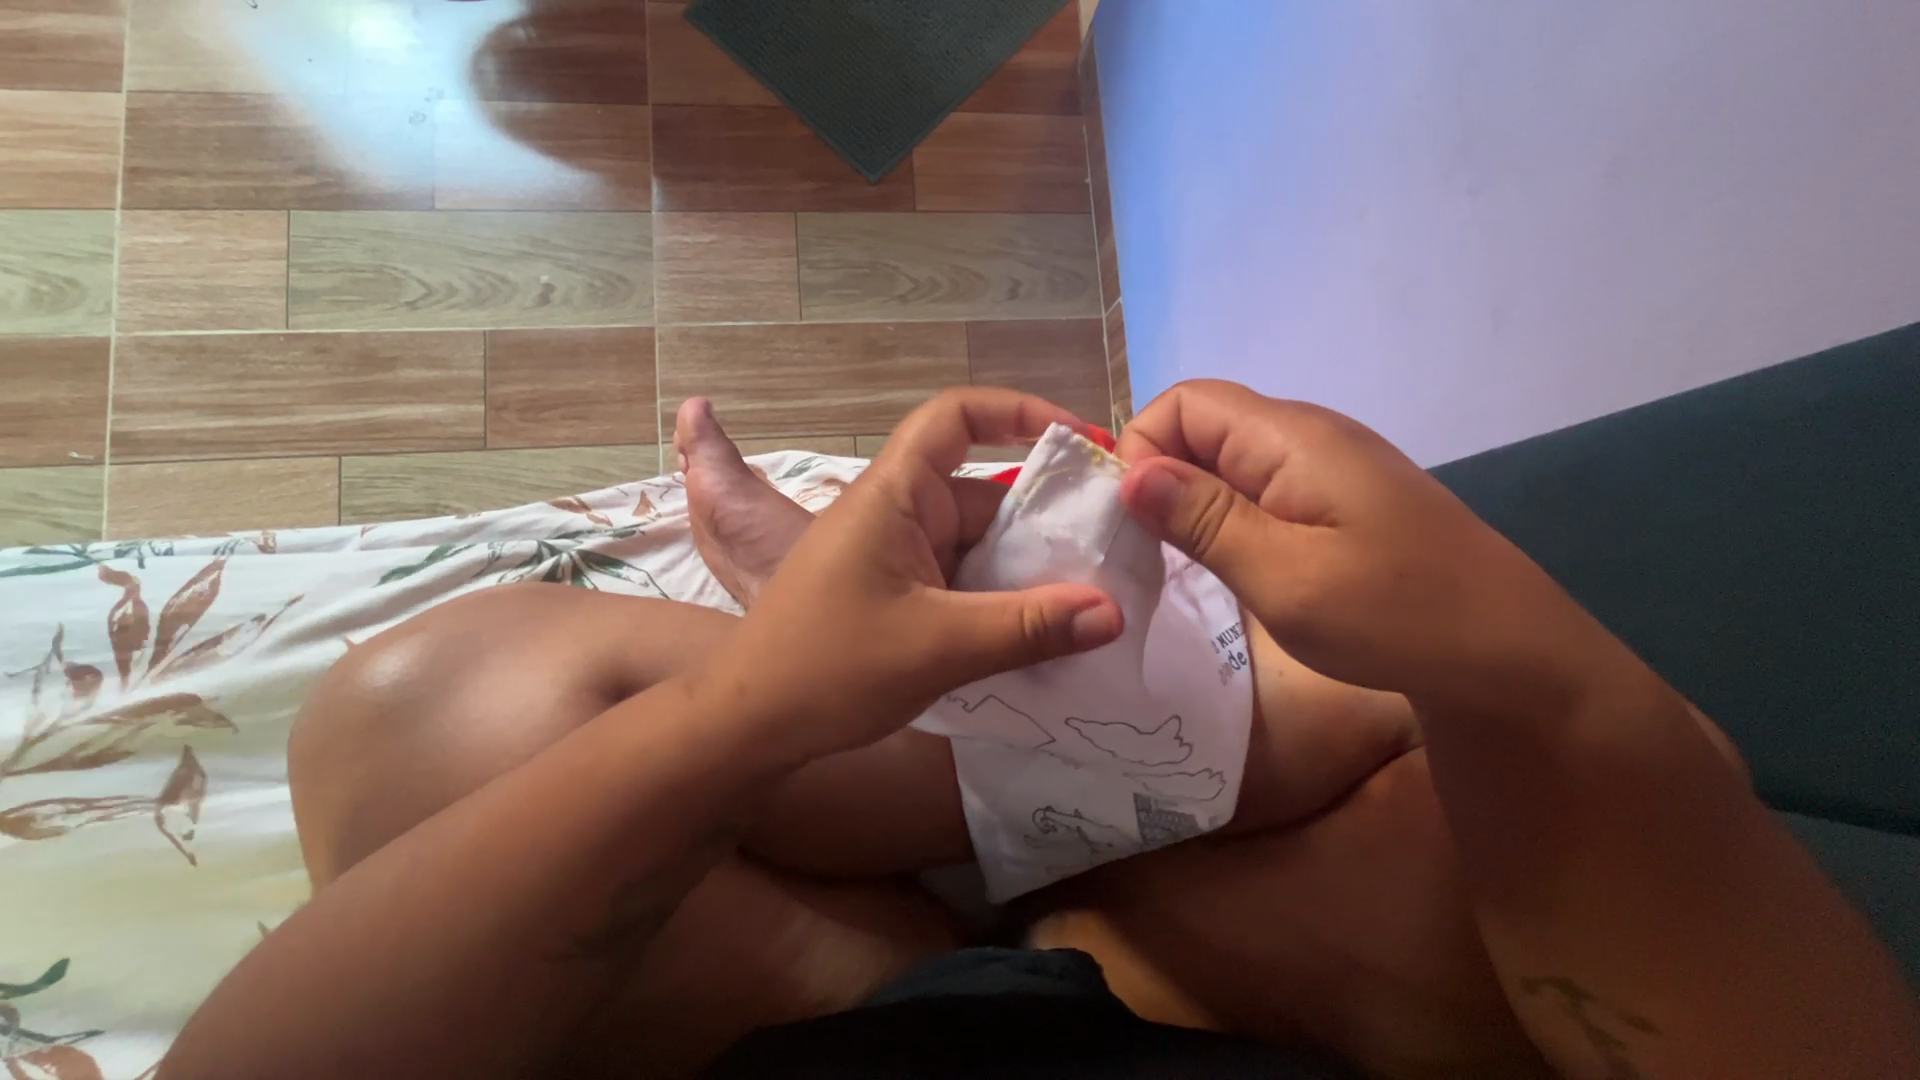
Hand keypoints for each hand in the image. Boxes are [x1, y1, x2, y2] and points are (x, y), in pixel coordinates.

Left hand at [691, 389, 1124, 763]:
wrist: (750, 725)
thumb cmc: (826, 668)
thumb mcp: (935, 647)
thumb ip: (1027, 628)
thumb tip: (1113, 612)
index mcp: (894, 496)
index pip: (955, 418)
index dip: (1018, 412)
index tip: (1079, 440)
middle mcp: (899, 515)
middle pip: (985, 495)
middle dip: (1046, 520)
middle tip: (1116, 551)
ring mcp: (899, 557)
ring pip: (980, 545)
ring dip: (1029, 570)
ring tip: (1097, 600)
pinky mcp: (900, 596)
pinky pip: (965, 583)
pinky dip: (1003, 601)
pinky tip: (1047, 632)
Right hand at [1115, 380, 1638, 718]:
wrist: (1509, 657)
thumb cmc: (1395, 617)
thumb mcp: (1284, 578)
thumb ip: (1204, 520)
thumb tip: (1129, 473)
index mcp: (1291, 439)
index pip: (1184, 403)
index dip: (1141, 447)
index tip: (1130, 518)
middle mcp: (1306, 437)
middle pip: (1202, 428)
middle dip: (1158, 478)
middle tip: (1144, 550)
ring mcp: (1325, 469)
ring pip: (1226, 462)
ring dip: (1189, 503)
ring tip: (1176, 563)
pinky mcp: (1336, 502)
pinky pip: (1256, 489)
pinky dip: (1224, 519)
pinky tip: (1225, 565)